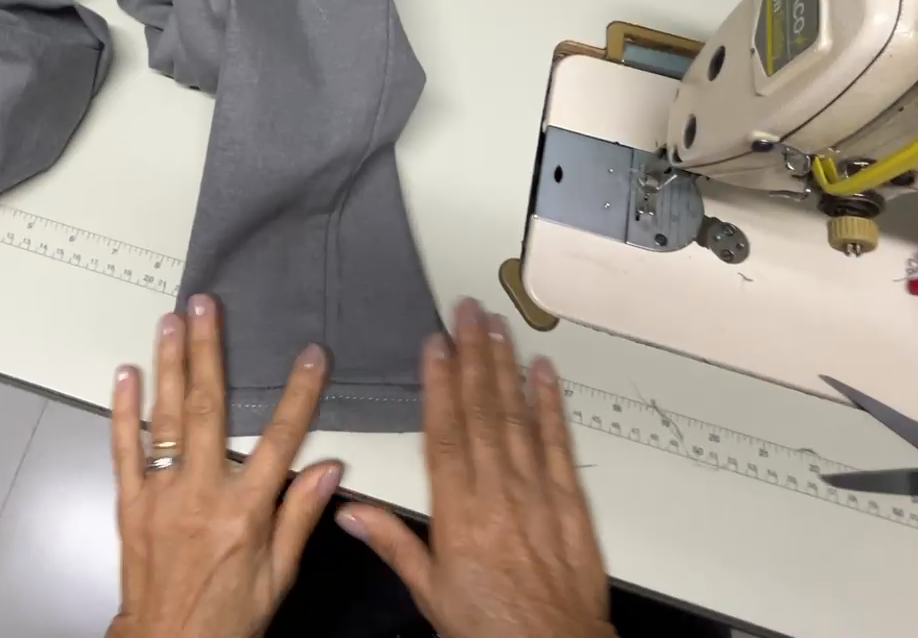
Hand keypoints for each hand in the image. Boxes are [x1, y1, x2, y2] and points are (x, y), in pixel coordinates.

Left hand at [108, 294, 340, 637]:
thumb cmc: (230, 616)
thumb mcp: (279, 577)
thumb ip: (301, 517)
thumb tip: (331, 467)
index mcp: (245, 511)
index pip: (280, 440)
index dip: (299, 395)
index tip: (311, 355)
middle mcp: (200, 493)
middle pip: (208, 409)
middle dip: (208, 350)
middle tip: (204, 306)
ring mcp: (160, 494)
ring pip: (166, 418)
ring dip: (169, 365)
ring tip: (170, 321)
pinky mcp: (130, 503)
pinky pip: (125, 449)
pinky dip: (125, 409)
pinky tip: (126, 373)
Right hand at [337, 298, 614, 637]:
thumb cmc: (487, 623)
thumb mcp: (429, 589)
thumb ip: (391, 541)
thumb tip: (347, 511)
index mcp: (458, 510)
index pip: (445, 432)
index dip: (439, 383)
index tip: (436, 343)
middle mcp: (497, 490)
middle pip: (482, 409)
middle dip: (473, 353)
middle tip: (468, 310)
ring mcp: (536, 490)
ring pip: (517, 415)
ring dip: (506, 366)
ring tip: (498, 325)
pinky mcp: (570, 500)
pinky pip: (559, 442)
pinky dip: (551, 403)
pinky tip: (544, 371)